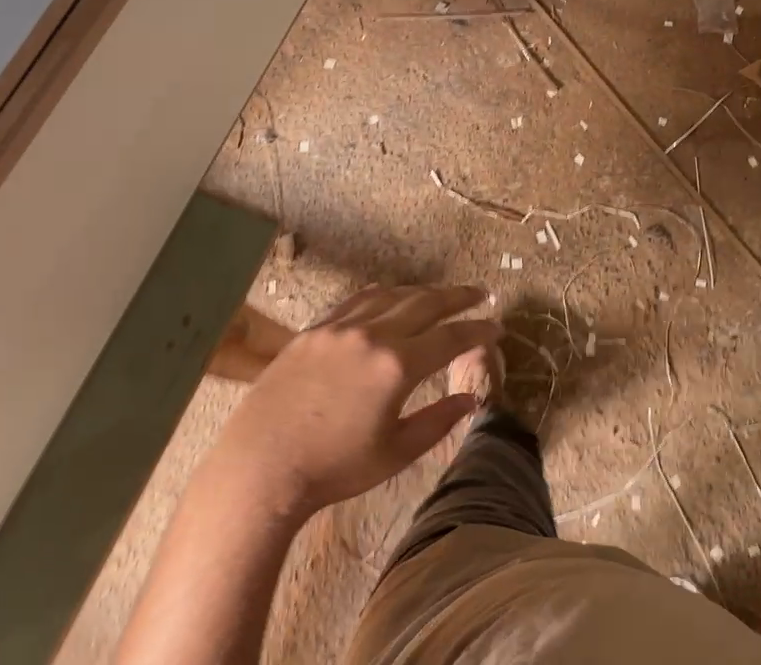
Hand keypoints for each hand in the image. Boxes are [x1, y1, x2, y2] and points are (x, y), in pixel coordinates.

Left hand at [202, 284, 499, 517]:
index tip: (497, 327)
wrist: (263, 464)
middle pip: (424, 303)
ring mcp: (339, 328)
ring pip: (390, 296)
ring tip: (439, 293)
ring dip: (420, 291)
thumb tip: (470, 399)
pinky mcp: (313, 331)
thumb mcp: (396, 452)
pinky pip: (355, 301)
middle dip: (457, 297)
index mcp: (398, 366)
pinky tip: (388, 294)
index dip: (478, 331)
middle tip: (480, 293)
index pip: (450, 338)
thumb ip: (438, 420)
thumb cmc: (334, 468)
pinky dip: (380, 294)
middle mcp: (371, 336)